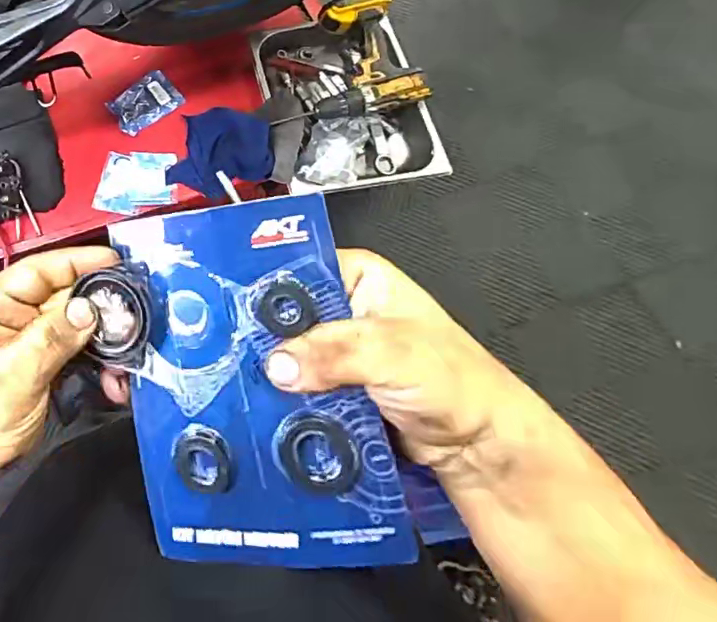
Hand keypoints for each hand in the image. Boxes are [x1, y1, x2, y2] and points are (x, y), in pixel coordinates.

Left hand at [0, 246, 117, 487]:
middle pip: (66, 294)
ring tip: (124, 356)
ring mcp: (28, 338)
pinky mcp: (43, 360)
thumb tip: (88, 308)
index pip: (40, 270)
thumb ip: (48, 341)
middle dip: (101, 305)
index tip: (115, 262)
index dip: (79, 261)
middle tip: (131, 317)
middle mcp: (10, 315)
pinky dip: (99, 360)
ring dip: (104, 338)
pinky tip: (112, 378)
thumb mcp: (8, 381)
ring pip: (78, 321)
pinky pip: (79, 348)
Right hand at [263, 248, 529, 476]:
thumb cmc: (458, 382)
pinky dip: (288, 400)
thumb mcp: (394, 352)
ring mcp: (340, 351)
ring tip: (249, 386)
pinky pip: (300, 388)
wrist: (480, 448)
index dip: (268, 288)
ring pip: (292, 356)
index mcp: (359, 277)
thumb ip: (336, 352)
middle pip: (289, 315)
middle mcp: (345, 308)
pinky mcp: (337, 388)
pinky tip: (272, 410)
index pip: (299, 268)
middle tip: (239, 354)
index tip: (236, 310)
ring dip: (277, 374)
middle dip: (267, 338)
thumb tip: (280, 362)